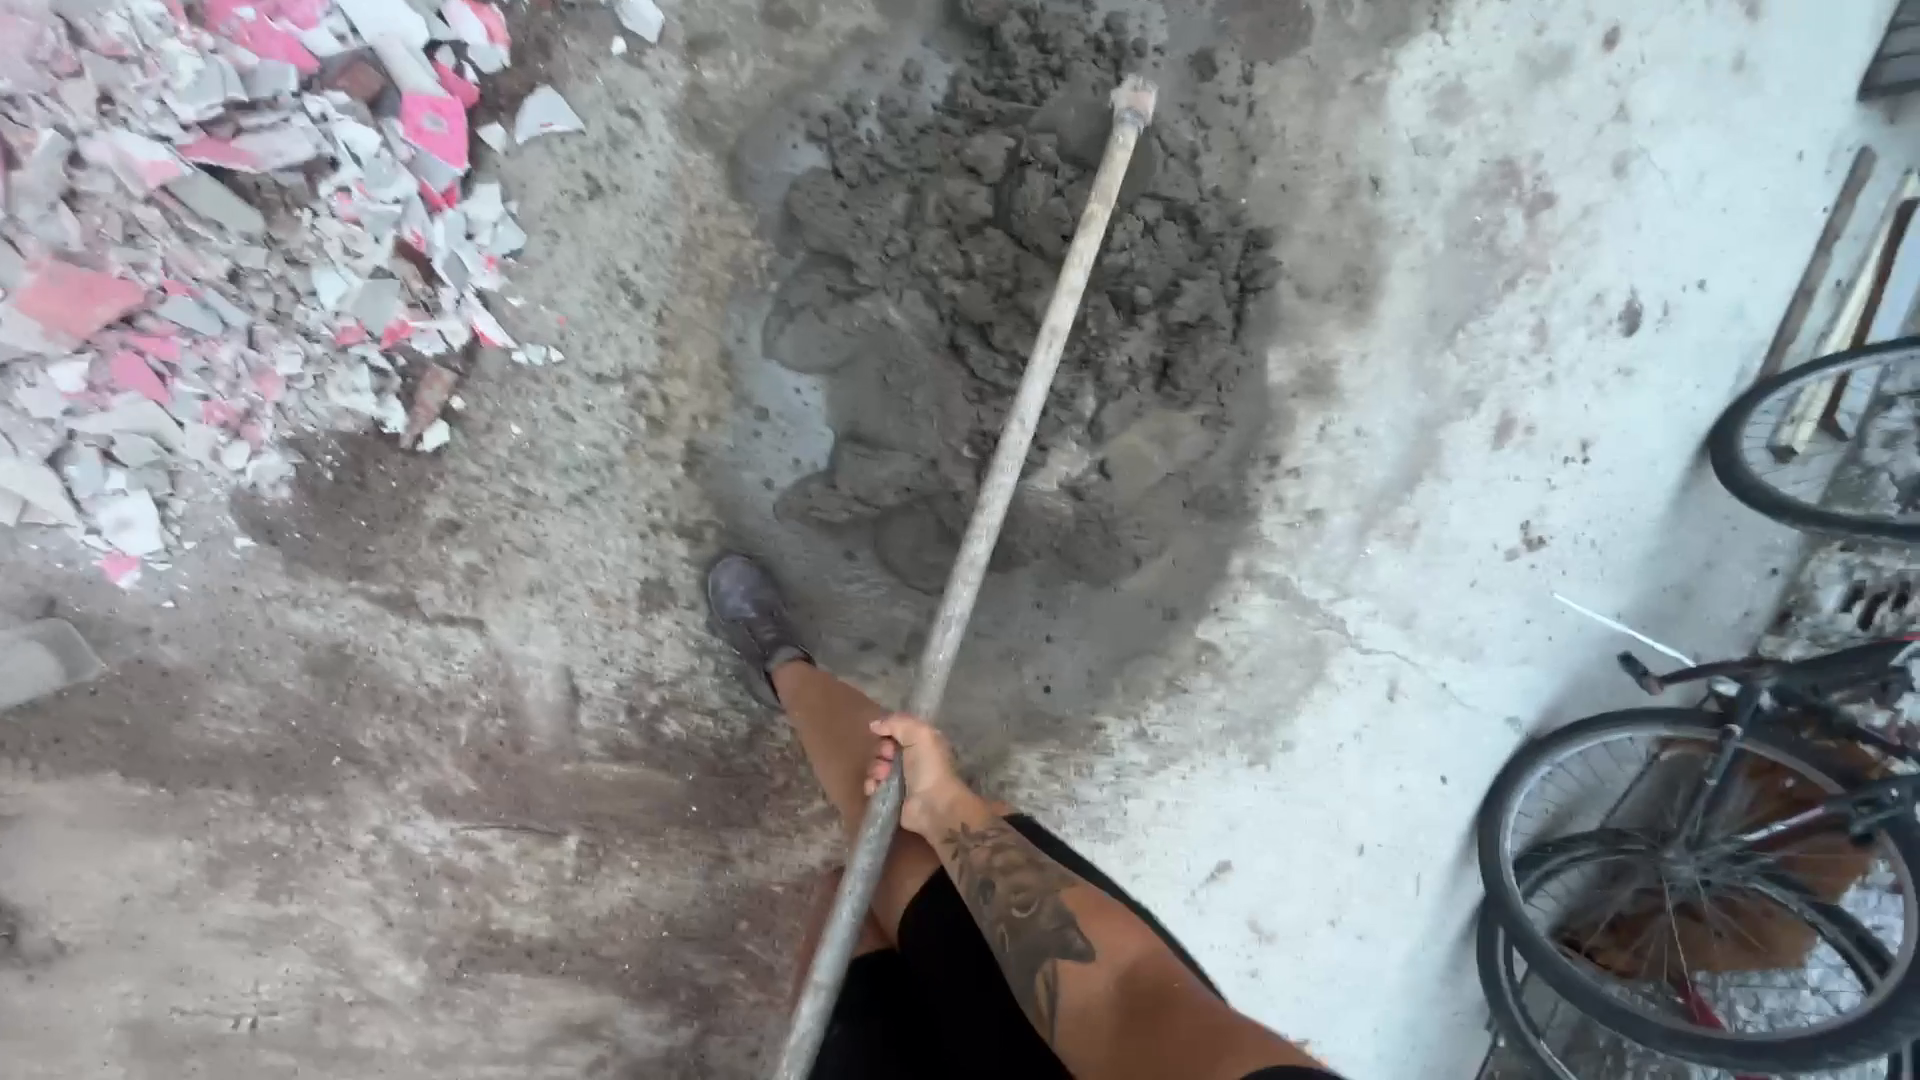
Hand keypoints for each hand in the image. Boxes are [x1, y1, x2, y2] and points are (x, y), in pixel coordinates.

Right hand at [865, 714, 972, 836]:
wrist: (933, 805)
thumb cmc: (929, 766)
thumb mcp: (919, 734)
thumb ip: (897, 723)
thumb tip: (874, 725)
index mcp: (920, 742)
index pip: (895, 731)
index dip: (888, 732)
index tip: (887, 738)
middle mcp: (910, 759)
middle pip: (883, 748)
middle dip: (881, 752)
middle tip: (888, 759)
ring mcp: (899, 779)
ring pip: (875, 767)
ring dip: (875, 769)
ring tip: (884, 776)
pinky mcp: (890, 797)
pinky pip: (872, 786)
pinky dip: (871, 785)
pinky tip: (876, 788)